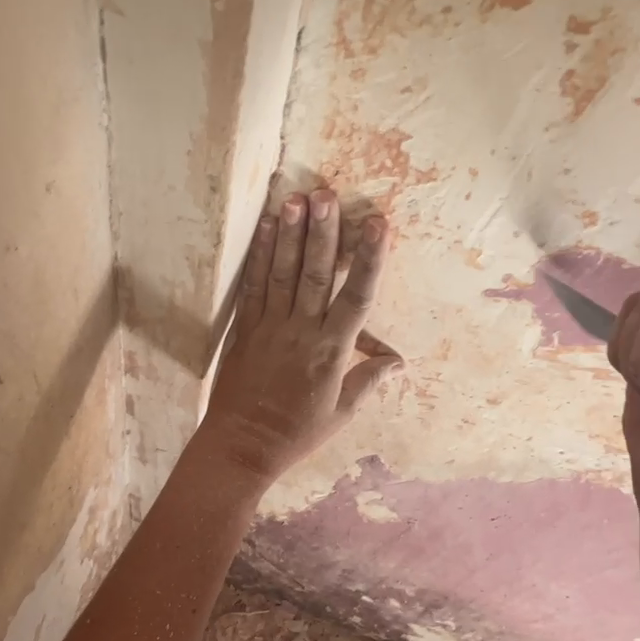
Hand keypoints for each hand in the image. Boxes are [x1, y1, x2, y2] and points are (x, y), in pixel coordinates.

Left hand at [196, 188, 400, 482]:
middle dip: (323, 233)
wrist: (242, 447)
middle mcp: (301, 333)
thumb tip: (397, 360)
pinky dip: (259, 256)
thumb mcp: (342, 413)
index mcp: (332, 353)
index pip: (356, 298)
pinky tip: (265, 227)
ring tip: (296, 198)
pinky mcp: (244, 330)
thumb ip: (368, 380)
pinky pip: (253, 287)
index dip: (369, 260)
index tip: (378, 224)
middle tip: (327, 194)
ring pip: (281, 274)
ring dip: (289, 234)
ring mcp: (269, 328)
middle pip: (315, 275)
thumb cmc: (297, 434)